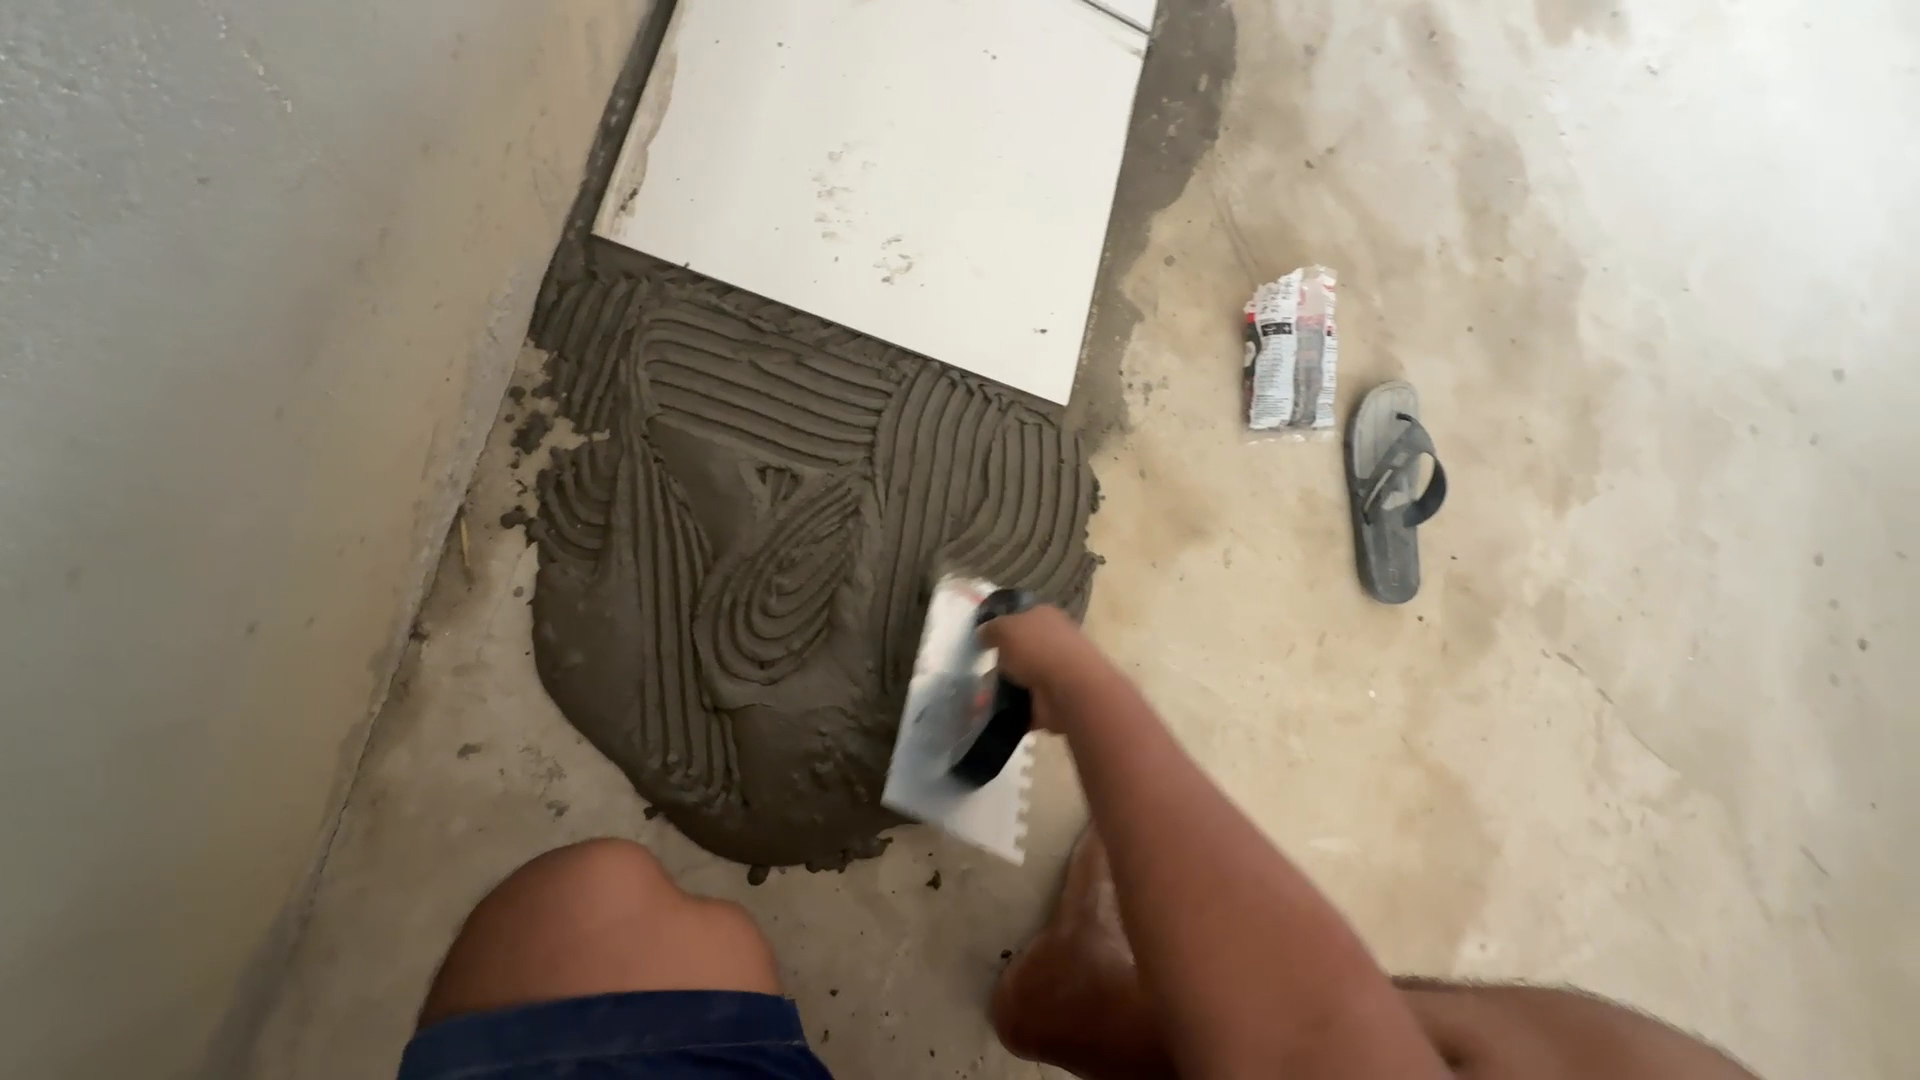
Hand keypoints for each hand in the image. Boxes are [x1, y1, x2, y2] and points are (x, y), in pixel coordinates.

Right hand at [977, 605, 1110, 732]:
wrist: (1070, 690)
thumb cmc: (1037, 649)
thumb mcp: (1005, 628)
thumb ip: (991, 629)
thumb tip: (983, 633)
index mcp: (1045, 617)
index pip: (1021, 617)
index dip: (1002, 626)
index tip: (983, 639)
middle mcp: (1054, 641)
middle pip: (1022, 649)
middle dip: (1002, 661)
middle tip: (979, 670)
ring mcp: (1056, 672)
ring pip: (1023, 678)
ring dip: (1004, 687)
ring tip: (980, 696)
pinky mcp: (1054, 699)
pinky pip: (1027, 704)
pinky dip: (1012, 709)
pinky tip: (992, 713)